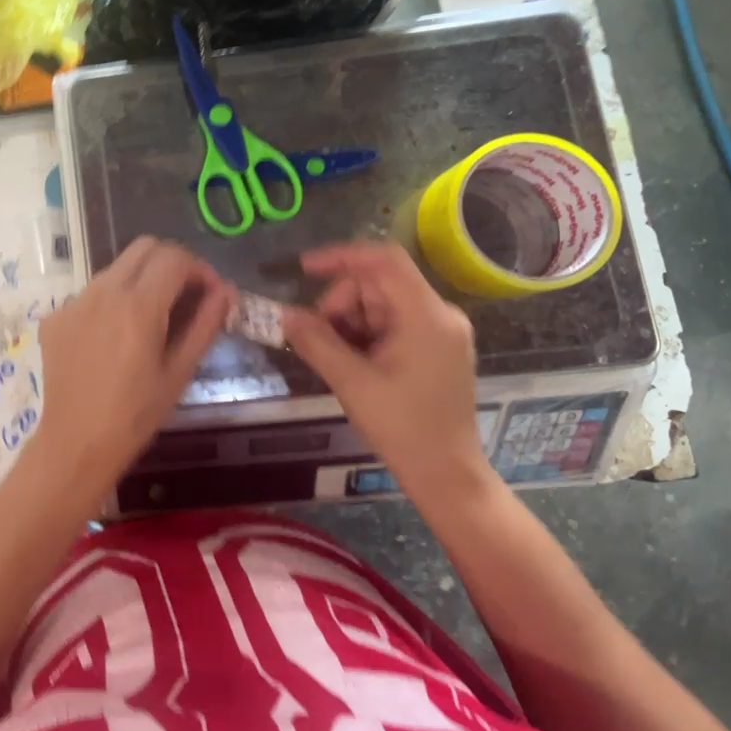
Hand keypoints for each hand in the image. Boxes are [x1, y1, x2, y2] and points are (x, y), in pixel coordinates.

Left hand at [33, 237, 233, 486]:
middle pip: (143, 248)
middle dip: (171, 262)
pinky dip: (110, 302)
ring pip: (114, 269)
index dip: (200, 268)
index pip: (175, 257)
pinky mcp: (54, 318)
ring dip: (140, 280)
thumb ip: (204, 325)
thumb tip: (226, 291)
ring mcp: (73, 303)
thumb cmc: (135, 415)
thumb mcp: (179, 372)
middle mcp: (102, 292)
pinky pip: (89, 294)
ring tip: (151, 320)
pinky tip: (114, 339)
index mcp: (138, 305)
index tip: (211, 293)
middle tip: (185, 294)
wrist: (76, 443)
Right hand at [280, 243, 491, 502]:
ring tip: (337, 360)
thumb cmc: (402, 427)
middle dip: (340, 305)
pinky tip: (352, 364)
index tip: (303, 269)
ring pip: (380, 305)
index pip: (384, 261)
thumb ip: (316, 342)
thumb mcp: (352, 382)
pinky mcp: (434, 349)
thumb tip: (284, 315)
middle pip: (377, 285)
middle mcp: (439, 315)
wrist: (445, 472)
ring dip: (349, 323)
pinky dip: (364, 336)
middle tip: (318, 340)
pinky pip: (391, 324)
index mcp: (427, 316)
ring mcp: (439, 332)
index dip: (341, 257)